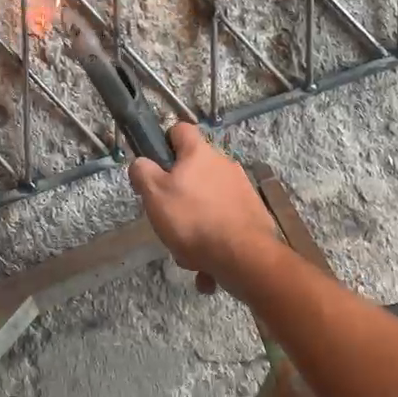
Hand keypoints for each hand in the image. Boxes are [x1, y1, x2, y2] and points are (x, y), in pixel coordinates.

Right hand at [128, 123, 277, 297]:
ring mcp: (243, 189)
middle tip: (170, 217)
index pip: (180, 130)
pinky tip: (209, 266)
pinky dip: (217, 240)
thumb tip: (142, 164)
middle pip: (195, 171)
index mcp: (199, 153)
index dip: (165, 143)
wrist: (245, 258)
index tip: (158, 166)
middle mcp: (224, 164)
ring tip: (190, 253)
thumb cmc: (193, 219)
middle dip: (181, 194)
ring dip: (198, 222)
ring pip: (210, 201)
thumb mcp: (154, 194)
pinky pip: (227, 222)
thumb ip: (142, 172)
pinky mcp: (255, 215)